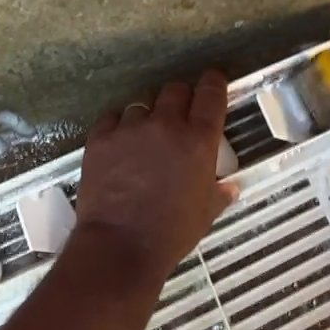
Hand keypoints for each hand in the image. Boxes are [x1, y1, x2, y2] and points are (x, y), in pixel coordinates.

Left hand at [75, 70, 237, 281]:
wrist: (118, 247)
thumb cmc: (171, 234)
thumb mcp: (205, 214)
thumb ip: (218, 193)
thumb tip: (229, 187)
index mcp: (198, 140)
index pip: (211, 93)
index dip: (214, 83)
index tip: (213, 83)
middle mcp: (166, 124)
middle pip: (176, 89)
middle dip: (181, 97)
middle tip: (179, 115)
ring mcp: (131, 128)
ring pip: (143, 101)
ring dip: (149, 112)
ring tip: (146, 132)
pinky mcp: (101, 137)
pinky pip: (113, 116)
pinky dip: (119, 124)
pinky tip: (120, 140)